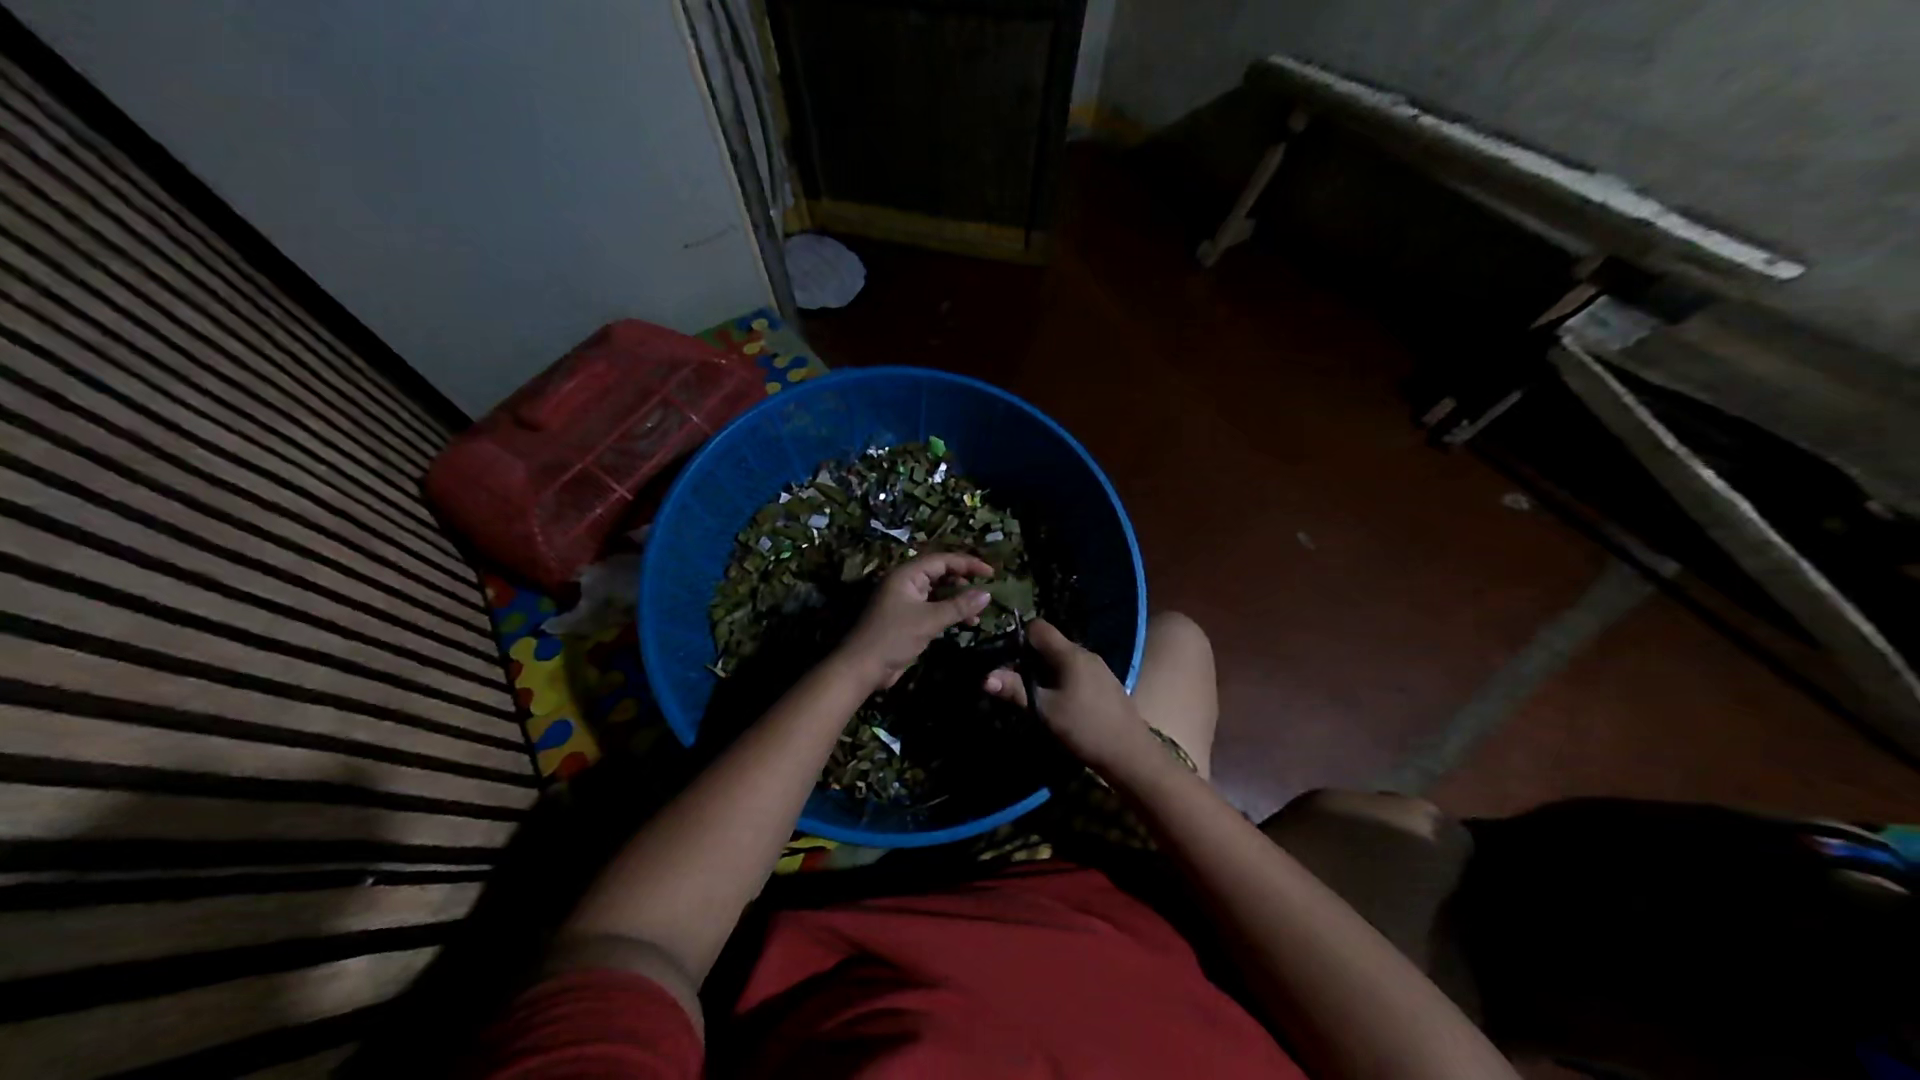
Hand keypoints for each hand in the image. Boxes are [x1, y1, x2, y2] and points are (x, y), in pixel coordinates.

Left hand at [834, 552, 993, 692]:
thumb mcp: (929, 620)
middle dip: (964, 582)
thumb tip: (987, 594)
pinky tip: (965, 624)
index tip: (991, 573)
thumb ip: (959, 606)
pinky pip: (934, 609)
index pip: (943, 560)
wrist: (863, 667)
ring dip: (958, 601)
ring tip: (978, 613)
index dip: (968, 564)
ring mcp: (906, 602)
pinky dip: (949, 613)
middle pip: (941, 574)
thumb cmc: (894, 637)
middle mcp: (906, 583)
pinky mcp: (907, 619)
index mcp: (907, 575)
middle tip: (986, 592)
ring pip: (939, 593)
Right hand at [983, 619, 1155, 769]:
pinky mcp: (1105, 684)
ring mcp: (1098, 668)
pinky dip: (1060, 680)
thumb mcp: (1045, 710)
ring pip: (1062, 659)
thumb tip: (985, 678)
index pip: (1038, 627)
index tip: (1006, 660)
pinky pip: (1075, 672)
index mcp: (1070, 654)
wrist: (1130, 754)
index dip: (1018, 638)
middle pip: (1050, 644)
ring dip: (1044, 672)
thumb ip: (1016, 690)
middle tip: (1015, 683)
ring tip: (1034, 696)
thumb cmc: (1084, 728)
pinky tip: (1058, 704)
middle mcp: (1085, 654)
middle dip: (1029, 659)